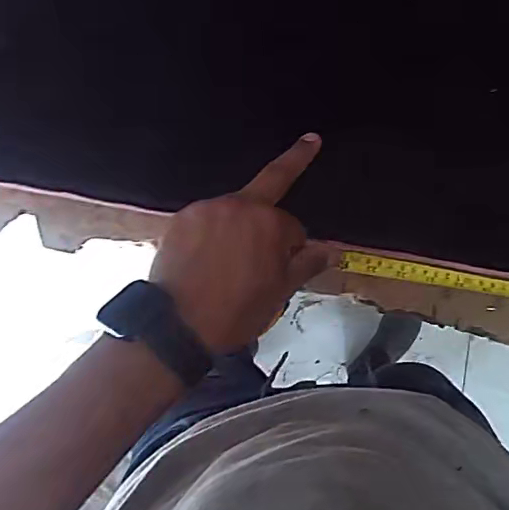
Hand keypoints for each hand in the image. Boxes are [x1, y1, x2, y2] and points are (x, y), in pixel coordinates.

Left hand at [149, 134, 334, 353]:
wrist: (178, 327)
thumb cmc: (235, 311)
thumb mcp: (281, 291)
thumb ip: (308, 263)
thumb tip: (330, 252)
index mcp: (271, 223)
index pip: (294, 226)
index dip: (293, 247)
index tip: (286, 264)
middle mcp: (239, 206)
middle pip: (266, 203)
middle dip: (274, 211)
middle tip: (296, 182)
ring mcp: (207, 210)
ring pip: (235, 212)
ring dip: (240, 227)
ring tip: (231, 262)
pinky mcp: (183, 218)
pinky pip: (208, 219)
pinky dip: (213, 233)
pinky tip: (209, 258)